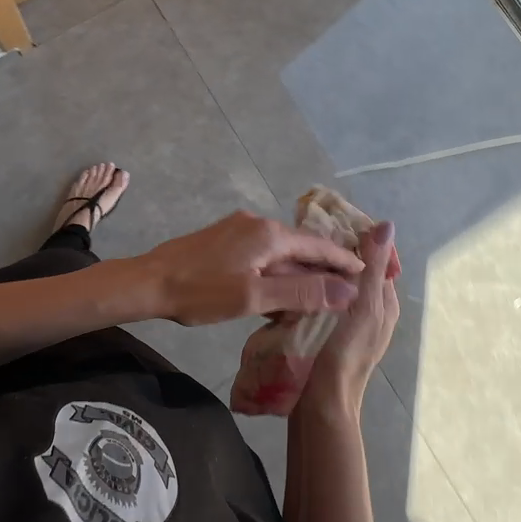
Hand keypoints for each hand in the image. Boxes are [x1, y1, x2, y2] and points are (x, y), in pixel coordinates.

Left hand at [136, 211, 363, 325]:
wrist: (150, 282)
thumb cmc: (201, 292)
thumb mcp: (254, 297)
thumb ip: (301, 294)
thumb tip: (349, 290)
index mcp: (268, 234)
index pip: (318, 247)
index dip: (345, 262)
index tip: (370, 274)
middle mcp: (257, 224)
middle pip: (301, 247)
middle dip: (325, 268)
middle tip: (351, 289)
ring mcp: (239, 230)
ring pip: (282, 252)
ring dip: (301, 273)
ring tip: (323, 297)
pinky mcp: (225, 240)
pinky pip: (264, 254)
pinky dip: (280, 271)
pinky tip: (283, 292)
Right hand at [304, 221, 397, 411]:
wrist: (321, 404)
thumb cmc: (346, 353)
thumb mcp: (364, 306)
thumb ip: (373, 267)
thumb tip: (387, 225)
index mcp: (384, 302)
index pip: (375, 257)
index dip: (356, 237)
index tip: (329, 221)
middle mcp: (369, 309)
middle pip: (353, 270)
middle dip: (334, 252)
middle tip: (305, 237)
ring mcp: (346, 321)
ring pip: (335, 283)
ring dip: (319, 269)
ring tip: (295, 254)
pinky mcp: (325, 330)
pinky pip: (321, 298)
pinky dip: (310, 286)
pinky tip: (292, 280)